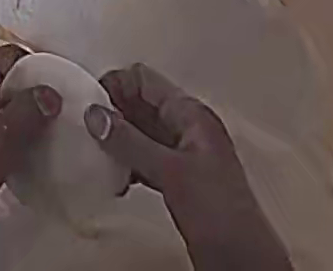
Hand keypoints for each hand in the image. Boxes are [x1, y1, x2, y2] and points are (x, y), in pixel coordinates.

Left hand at [0, 44, 60, 241]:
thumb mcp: (0, 131)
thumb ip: (28, 109)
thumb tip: (50, 96)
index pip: (12, 56)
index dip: (36, 64)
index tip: (60, 76)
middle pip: (16, 81)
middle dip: (39, 91)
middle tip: (65, 101)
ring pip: (17, 108)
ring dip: (35, 116)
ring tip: (59, 124)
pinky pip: (15, 131)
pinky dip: (29, 135)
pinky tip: (46, 145)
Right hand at [86, 64, 292, 270]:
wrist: (248, 268)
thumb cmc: (217, 212)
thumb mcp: (171, 173)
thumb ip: (131, 142)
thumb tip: (93, 113)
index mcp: (191, 114)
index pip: (145, 80)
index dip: (116, 84)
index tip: (88, 102)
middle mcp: (187, 128)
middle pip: (142, 103)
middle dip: (113, 111)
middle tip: (84, 127)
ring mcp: (185, 155)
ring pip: (142, 132)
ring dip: (118, 139)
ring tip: (94, 152)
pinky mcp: (180, 182)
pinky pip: (146, 158)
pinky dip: (128, 162)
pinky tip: (113, 177)